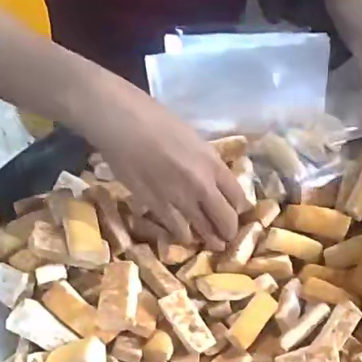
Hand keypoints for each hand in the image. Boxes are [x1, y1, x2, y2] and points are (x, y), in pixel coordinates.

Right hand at [81, 88, 242, 249]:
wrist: (122, 122)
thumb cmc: (155, 120)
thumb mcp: (193, 140)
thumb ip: (206, 163)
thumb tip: (213, 182)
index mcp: (214, 163)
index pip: (239, 198)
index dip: (238, 210)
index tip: (235, 213)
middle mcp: (202, 185)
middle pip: (226, 221)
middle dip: (228, 232)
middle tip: (225, 237)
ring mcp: (180, 199)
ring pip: (203, 232)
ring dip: (207, 239)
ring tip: (207, 241)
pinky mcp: (157, 208)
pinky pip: (177, 230)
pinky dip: (182, 235)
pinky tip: (182, 234)